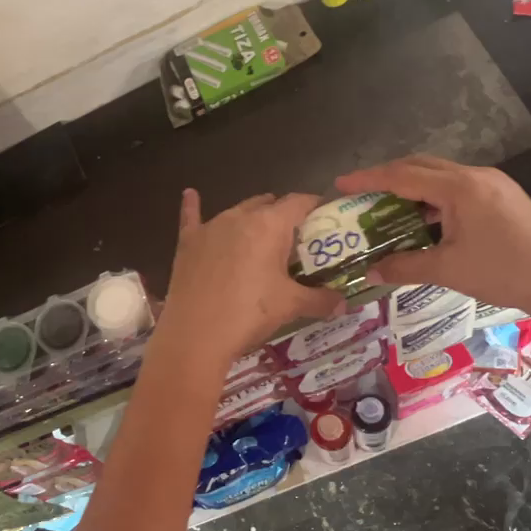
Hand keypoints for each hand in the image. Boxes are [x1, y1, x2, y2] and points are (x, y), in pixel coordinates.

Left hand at [156, 189, 342, 365]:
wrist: (195, 335)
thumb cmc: (249, 315)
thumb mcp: (291, 306)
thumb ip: (321, 300)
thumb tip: (343, 303)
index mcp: (270, 225)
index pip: (300, 202)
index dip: (316, 206)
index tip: (325, 217)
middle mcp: (239, 216)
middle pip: (268, 204)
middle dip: (283, 216)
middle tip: (294, 240)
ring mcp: (210, 227)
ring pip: (237, 211)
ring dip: (252, 219)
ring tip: (261, 238)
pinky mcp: (188, 243)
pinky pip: (191, 216)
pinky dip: (193, 207)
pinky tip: (190, 194)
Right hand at [336, 155, 530, 314]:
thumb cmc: (503, 272)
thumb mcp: (446, 270)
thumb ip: (404, 267)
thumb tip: (370, 273)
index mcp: (459, 188)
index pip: (403, 175)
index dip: (369, 179)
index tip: (341, 184)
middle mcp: (475, 177)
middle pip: (421, 167)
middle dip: (387, 177)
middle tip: (360, 194)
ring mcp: (492, 185)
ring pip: (441, 177)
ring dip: (411, 189)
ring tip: (385, 209)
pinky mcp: (502, 198)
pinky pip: (457, 189)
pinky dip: (433, 200)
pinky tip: (423, 222)